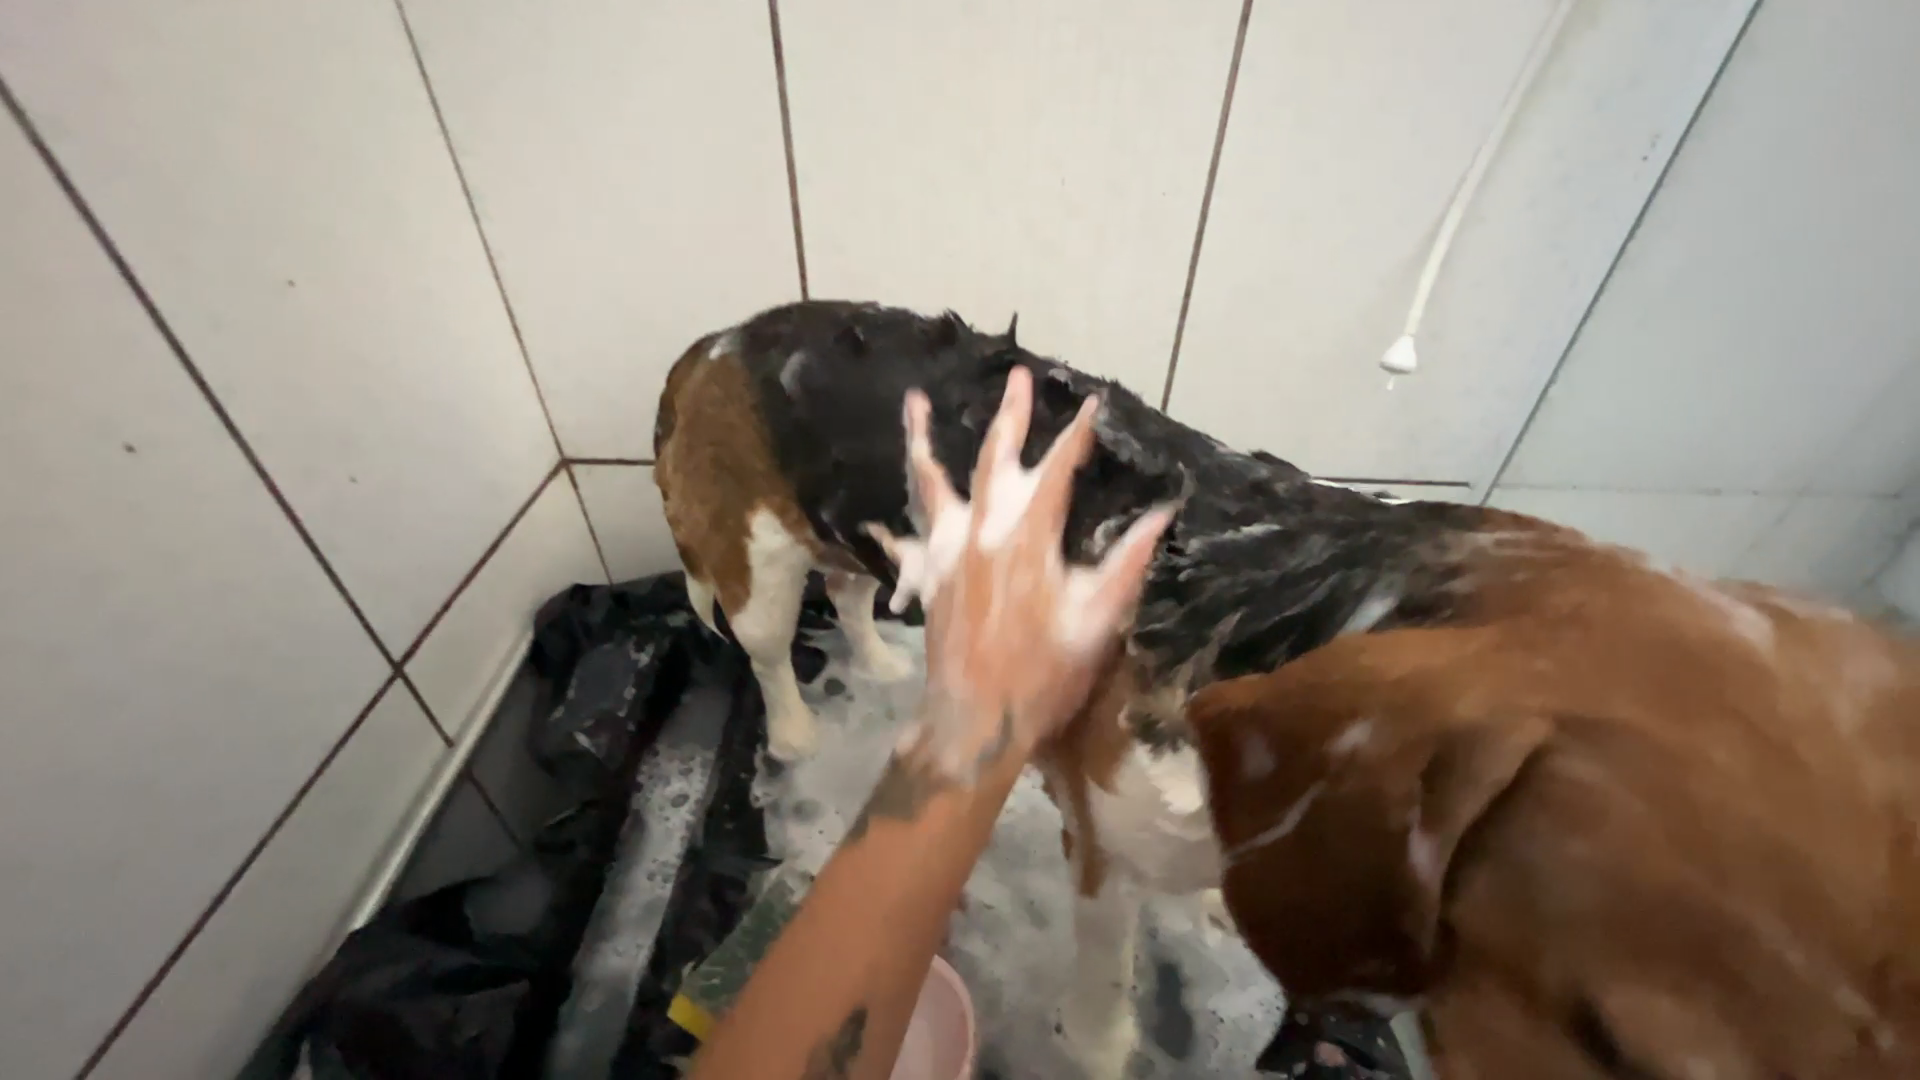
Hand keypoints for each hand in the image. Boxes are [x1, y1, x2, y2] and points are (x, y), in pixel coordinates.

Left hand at [867, 367, 1172, 781]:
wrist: (973, 717)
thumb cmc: (1042, 676)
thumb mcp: (1094, 623)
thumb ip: (1126, 565)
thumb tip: (1161, 517)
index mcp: (1027, 540)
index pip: (1057, 472)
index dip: (1077, 437)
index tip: (1094, 406)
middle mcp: (982, 532)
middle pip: (994, 459)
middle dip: (1011, 416)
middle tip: (1018, 377)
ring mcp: (949, 550)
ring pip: (934, 481)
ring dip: (926, 439)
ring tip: (915, 400)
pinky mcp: (931, 569)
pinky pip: (921, 517)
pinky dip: (919, 490)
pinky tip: (915, 477)